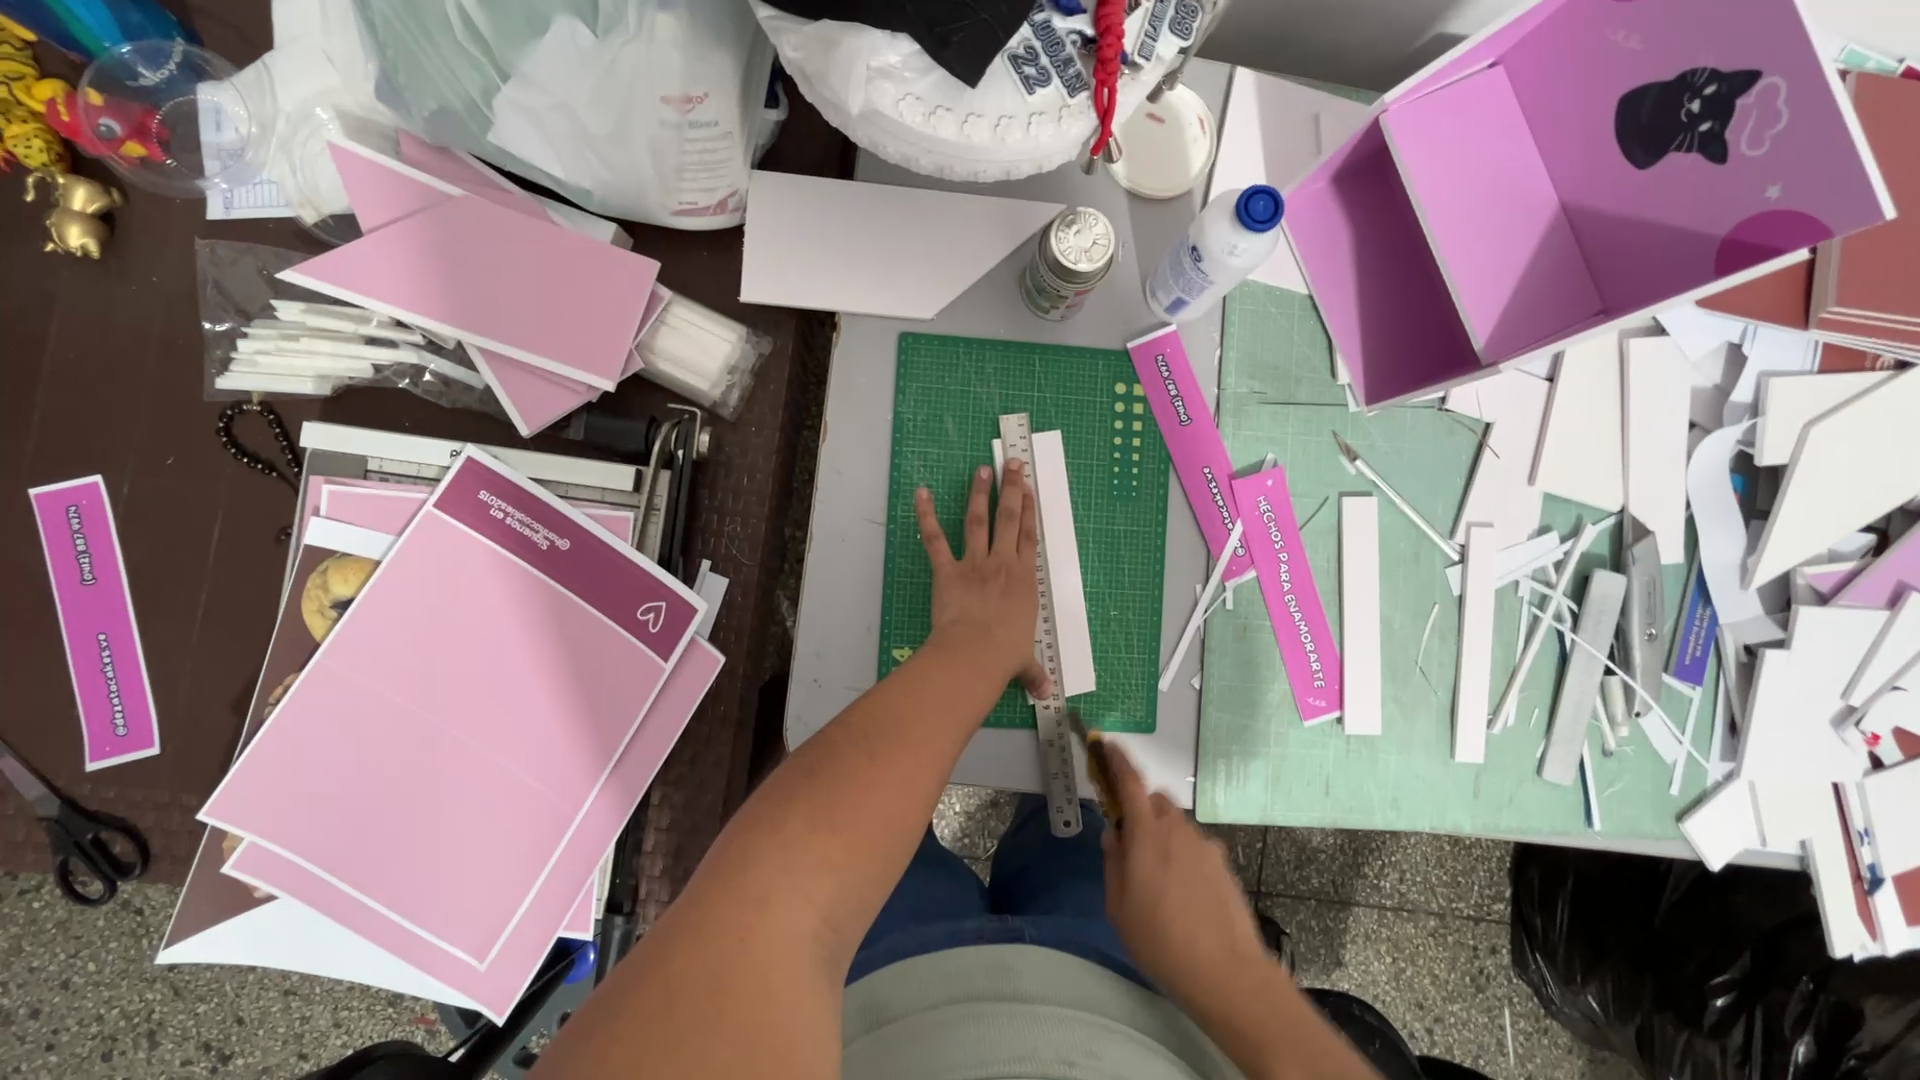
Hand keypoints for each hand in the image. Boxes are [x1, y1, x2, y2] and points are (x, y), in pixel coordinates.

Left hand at [914, 461, 1048, 697]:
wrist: (975, 654)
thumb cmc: (1004, 656)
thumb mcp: (1023, 664)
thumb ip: (1033, 673)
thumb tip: (1045, 693)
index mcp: (1025, 580)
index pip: (1029, 537)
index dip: (1030, 510)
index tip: (1029, 487)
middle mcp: (1003, 565)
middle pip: (1010, 519)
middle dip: (1011, 489)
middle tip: (1012, 463)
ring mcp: (974, 565)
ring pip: (979, 521)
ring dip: (979, 494)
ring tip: (981, 470)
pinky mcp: (947, 571)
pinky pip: (935, 540)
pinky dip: (927, 516)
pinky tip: (922, 494)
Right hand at [1101, 742, 1274, 1011]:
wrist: (1226, 974)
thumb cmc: (1160, 942)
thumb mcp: (1118, 907)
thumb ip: (1113, 863)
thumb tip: (1114, 834)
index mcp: (1147, 835)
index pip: (1131, 783)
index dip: (1118, 761)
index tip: (1107, 745)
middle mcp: (1178, 830)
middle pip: (1157, 801)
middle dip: (1141, 809)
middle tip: (1130, 842)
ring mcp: (1206, 846)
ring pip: (1177, 825)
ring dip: (1163, 835)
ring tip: (1158, 879)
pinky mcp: (1224, 865)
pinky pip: (1195, 847)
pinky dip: (1183, 856)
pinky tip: (1183, 895)